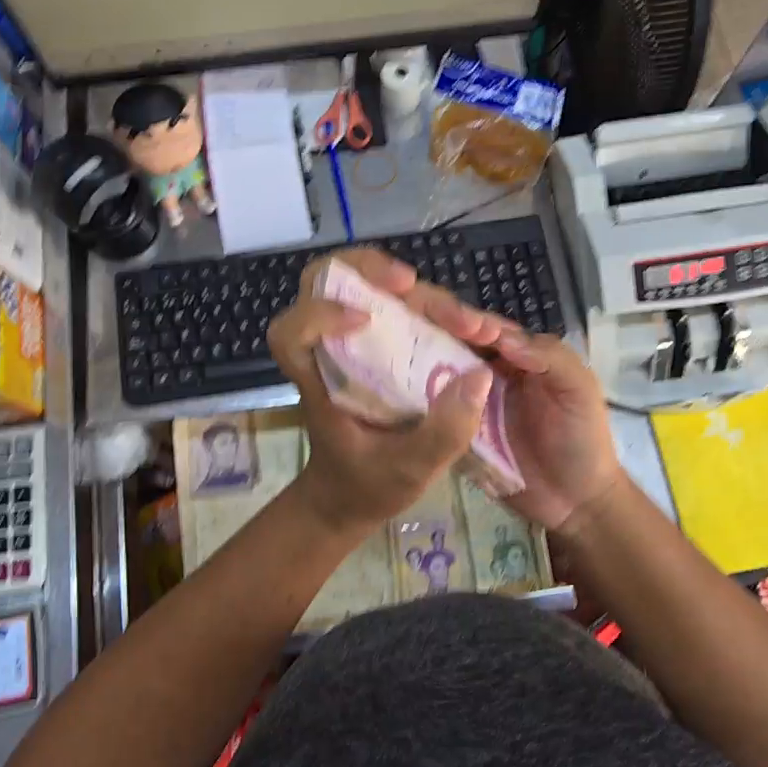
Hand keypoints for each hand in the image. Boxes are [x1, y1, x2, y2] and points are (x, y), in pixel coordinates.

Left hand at [267, 254, 492, 532]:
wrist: (351, 497)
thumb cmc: (367, 484)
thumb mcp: (408, 471)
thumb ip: (441, 433)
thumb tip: (478, 377)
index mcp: (318, 381)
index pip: (290, 333)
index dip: (318, 314)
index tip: (364, 321)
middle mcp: (330, 350)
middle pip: (323, 282)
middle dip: (366, 269)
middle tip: (410, 284)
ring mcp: (354, 341)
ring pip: (368, 287)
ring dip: (417, 292)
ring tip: (465, 321)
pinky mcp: (380, 343)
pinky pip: (396, 305)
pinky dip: (430, 306)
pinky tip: (465, 324)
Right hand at [312, 249, 623, 532]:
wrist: (577, 504)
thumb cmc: (583, 439)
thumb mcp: (579, 390)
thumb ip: (549, 358)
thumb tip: (503, 338)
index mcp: (517, 355)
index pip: (485, 328)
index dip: (465, 319)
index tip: (444, 317)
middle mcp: (487, 373)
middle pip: (453, 344)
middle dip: (429, 330)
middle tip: (400, 322)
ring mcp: (468, 405)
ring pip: (436, 374)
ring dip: (413, 360)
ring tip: (381, 349)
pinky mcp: (455, 435)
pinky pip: (433, 413)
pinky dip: (411, 402)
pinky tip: (385, 392)